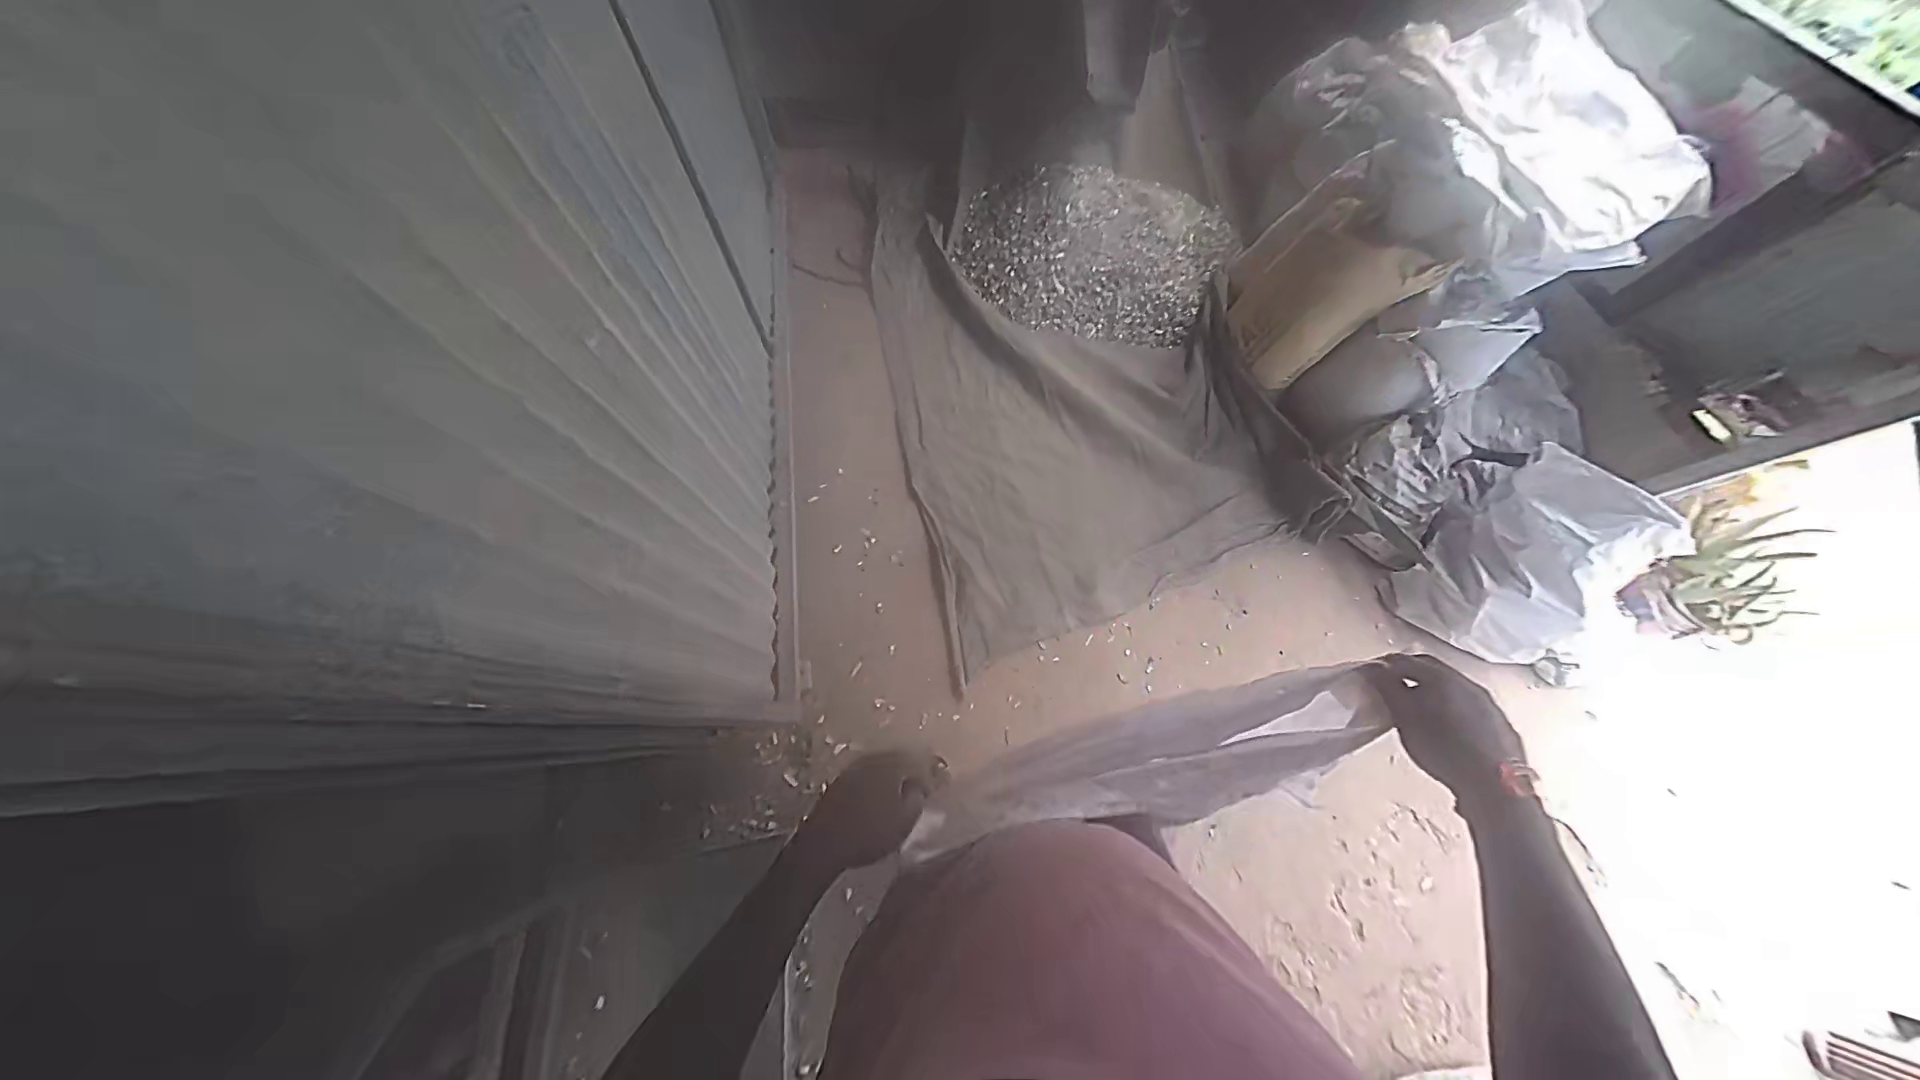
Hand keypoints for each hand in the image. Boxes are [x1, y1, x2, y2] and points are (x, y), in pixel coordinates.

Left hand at [790, 749, 946, 873]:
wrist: (823, 844)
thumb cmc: (869, 834)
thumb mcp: (903, 821)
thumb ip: (917, 797)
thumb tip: (921, 783)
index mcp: (892, 765)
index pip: (920, 758)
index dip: (935, 767)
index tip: (945, 777)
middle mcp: (874, 759)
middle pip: (902, 756)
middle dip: (916, 766)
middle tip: (928, 779)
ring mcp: (855, 768)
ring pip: (885, 763)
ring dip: (898, 771)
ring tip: (907, 786)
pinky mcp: (842, 780)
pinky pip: (871, 771)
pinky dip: (882, 778)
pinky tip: (884, 791)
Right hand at [1364, 654, 1530, 813]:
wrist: (1494, 785)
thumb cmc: (1443, 748)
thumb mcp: (1404, 718)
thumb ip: (1387, 689)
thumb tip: (1374, 670)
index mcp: (1443, 678)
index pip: (1405, 661)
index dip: (1383, 666)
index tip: (1370, 675)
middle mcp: (1468, 684)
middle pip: (1430, 669)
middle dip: (1407, 673)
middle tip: (1388, 687)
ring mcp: (1487, 703)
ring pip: (1450, 687)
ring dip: (1429, 690)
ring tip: (1414, 708)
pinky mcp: (1498, 723)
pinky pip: (1467, 704)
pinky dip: (1449, 706)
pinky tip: (1443, 726)